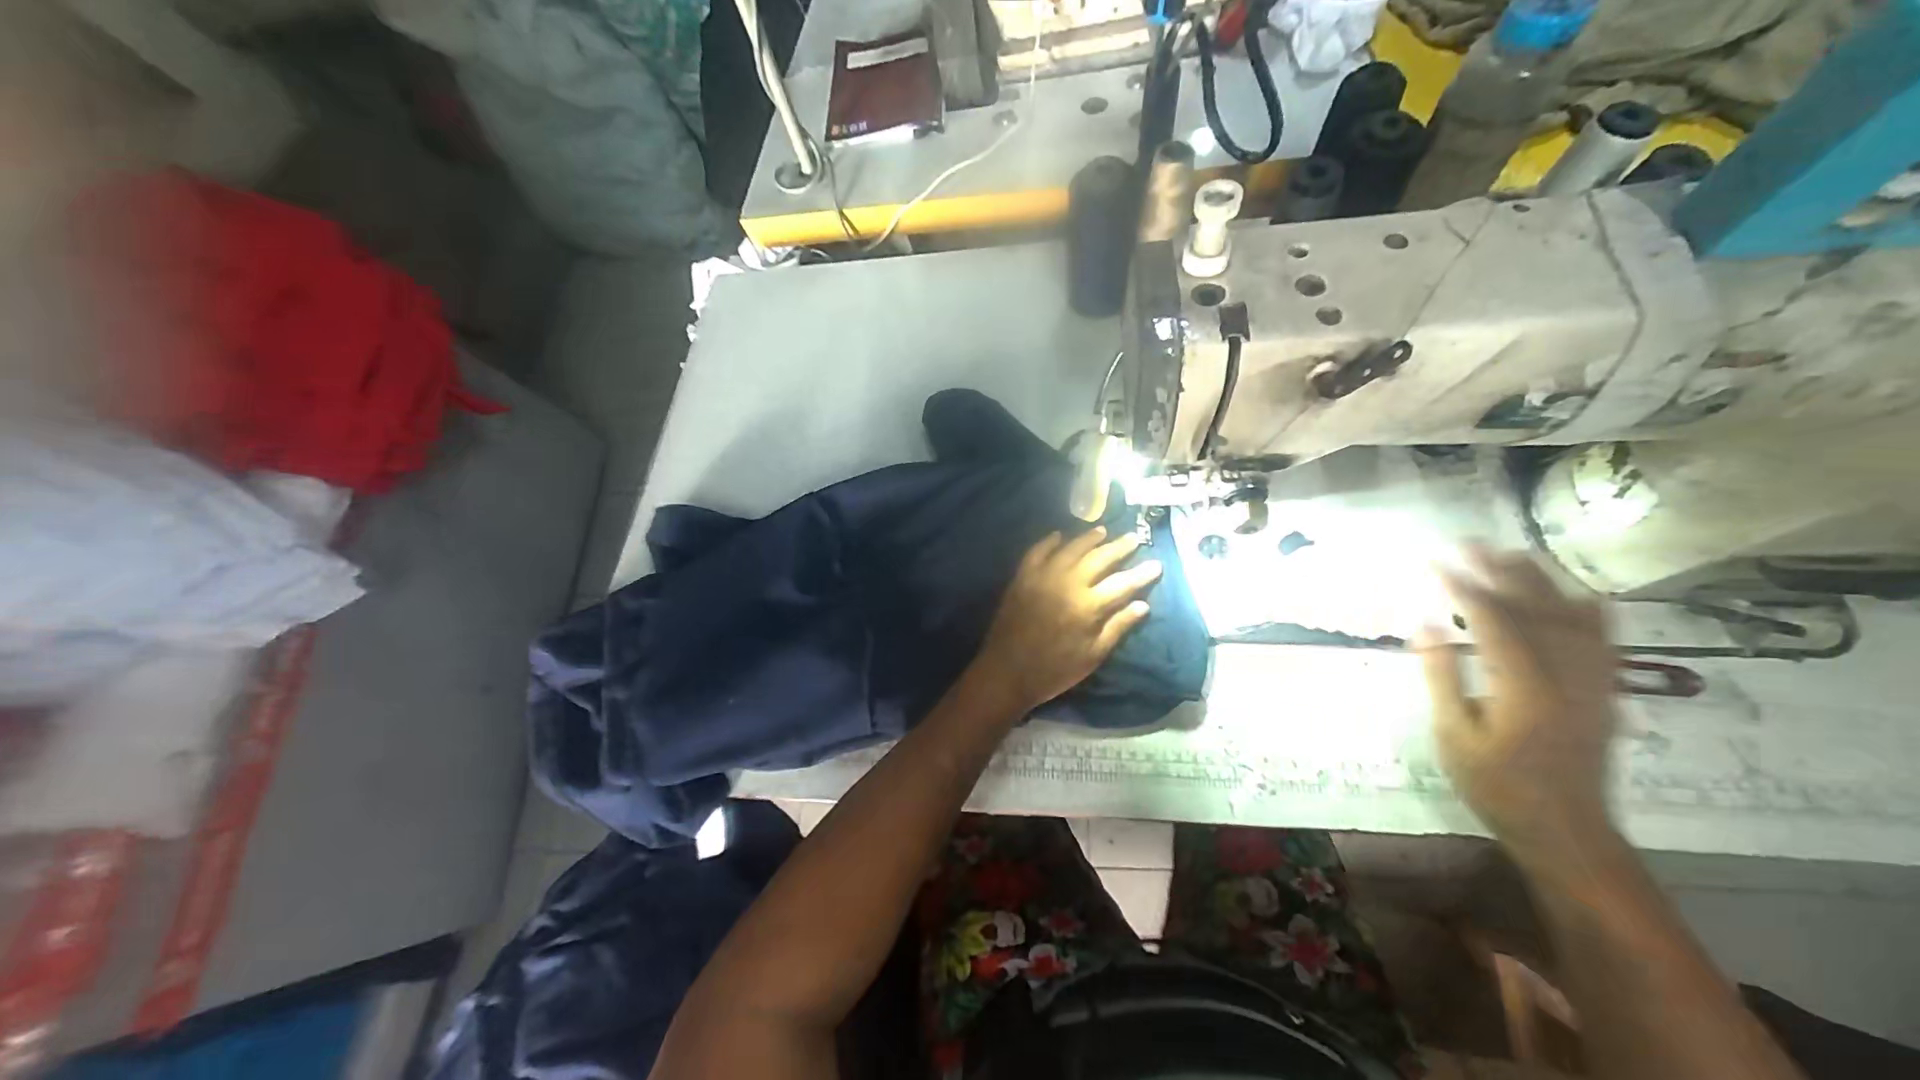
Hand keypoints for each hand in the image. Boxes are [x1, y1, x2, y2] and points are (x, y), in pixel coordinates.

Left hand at [972, 527, 1161, 711]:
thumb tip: (1143, 605)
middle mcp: (1068, 583)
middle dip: (1119, 547)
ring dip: (1088, 539)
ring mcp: (1043, 576)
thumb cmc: (1054, 670)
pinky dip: (1049, 541)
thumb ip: (1118, 627)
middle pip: (1099, 558)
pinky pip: (1037, 551)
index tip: (1157, 564)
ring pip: (1070, 549)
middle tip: (1134, 538)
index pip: (1123, 583)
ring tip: (1103, 531)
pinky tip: (1059, 535)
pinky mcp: (1022, 577)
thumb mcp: (1093, 655)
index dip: (1142, 573)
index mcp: (1089, 605)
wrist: (1006, 672)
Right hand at [1415, 546, 1620, 871]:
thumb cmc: (1496, 786)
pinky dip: (1588, 610)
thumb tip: (1426, 625)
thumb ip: (1442, 676)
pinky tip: (1575, 593)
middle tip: (1470, 543)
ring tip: (1511, 555)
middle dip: (1501, 571)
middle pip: (1536, 607)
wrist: (1564, 828)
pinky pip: (1604, 639)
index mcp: (1524, 686)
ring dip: (1540, 581)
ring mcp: (1593, 682)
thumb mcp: (1452, 735)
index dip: (1464, 586)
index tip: (1436, 562)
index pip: (1494, 619)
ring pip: (1572, 616)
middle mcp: (1566, 675)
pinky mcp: (1605, 691)